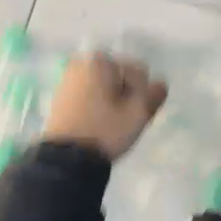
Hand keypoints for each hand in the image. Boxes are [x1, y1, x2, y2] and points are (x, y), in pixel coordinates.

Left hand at [42, 53, 167, 160]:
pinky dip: (95, 106)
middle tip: (124, 119)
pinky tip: (97, 125)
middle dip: (125, 94)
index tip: (134, 112)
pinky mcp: (59, 98)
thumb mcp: (138, 114)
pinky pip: (87, 96)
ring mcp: (67, 79)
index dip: (141, 92)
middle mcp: (81, 63)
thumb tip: (160, 83)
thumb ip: (154, 94)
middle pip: (118, 76)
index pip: (136, 70)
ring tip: (111, 125)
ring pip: (103, 87)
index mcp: (100, 60)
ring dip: (111, 101)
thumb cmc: (104, 131)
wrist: (65, 160)